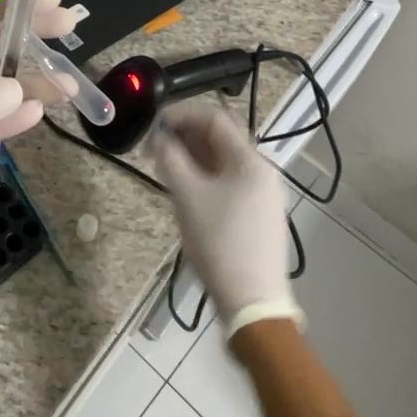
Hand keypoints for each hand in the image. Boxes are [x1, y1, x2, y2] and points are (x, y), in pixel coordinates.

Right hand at [150, 102, 302, 334]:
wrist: (252, 301)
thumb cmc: (219, 241)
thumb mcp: (186, 195)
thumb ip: (170, 158)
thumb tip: (160, 137)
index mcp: (250, 161)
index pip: (214, 119)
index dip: (180, 115)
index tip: (153, 124)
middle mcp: (263, 172)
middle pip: (219, 140)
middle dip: (184, 138)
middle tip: (154, 149)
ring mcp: (264, 195)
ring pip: (222, 162)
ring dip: (191, 158)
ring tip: (164, 169)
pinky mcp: (259, 215)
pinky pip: (228, 182)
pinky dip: (204, 177)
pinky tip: (185, 191)